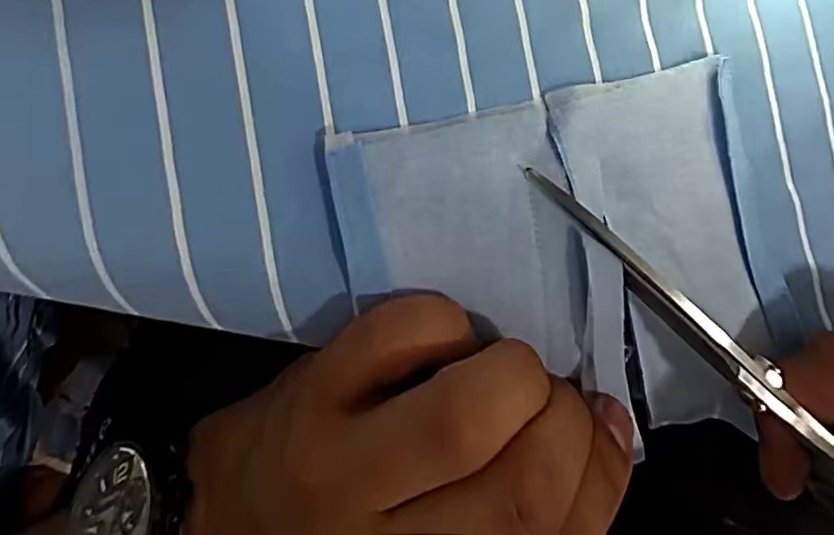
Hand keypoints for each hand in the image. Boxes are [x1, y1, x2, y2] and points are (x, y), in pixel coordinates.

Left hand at [185, 293, 633, 534]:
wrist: (225, 521)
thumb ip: (522, 502)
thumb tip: (609, 423)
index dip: (599, 472)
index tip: (596, 428)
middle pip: (521, 488)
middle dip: (563, 422)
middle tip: (550, 397)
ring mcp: (341, 464)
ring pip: (461, 416)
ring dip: (514, 373)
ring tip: (508, 367)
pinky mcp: (311, 390)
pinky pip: (399, 332)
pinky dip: (446, 319)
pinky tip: (448, 337)